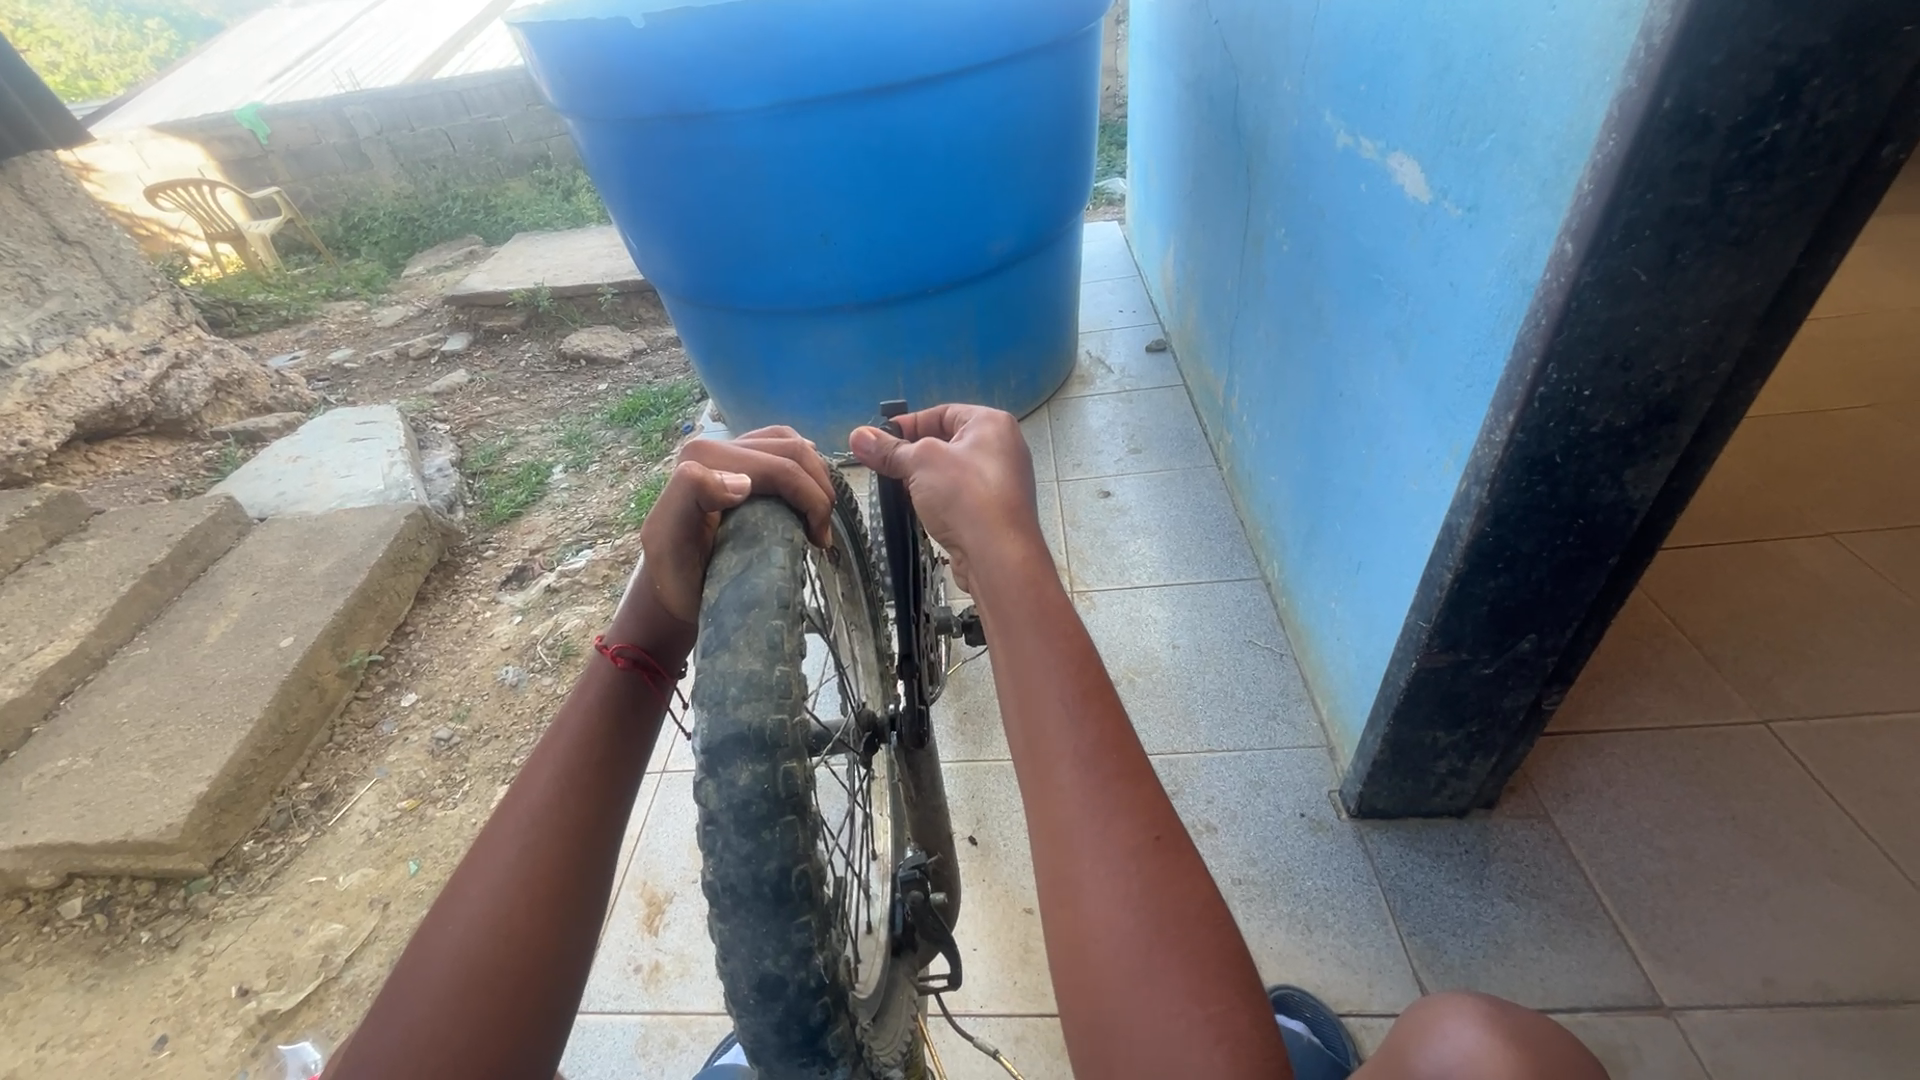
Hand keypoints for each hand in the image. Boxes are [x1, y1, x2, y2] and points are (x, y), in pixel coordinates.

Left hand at [628, 425, 835, 631]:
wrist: (674, 583)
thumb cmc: (677, 575)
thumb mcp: (668, 542)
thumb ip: (689, 497)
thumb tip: (743, 481)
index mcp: (701, 461)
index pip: (779, 468)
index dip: (809, 499)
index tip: (814, 542)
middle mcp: (716, 447)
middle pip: (793, 452)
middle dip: (819, 492)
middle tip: (821, 536)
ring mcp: (732, 448)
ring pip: (796, 446)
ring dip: (818, 482)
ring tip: (817, 520)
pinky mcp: (744, 455)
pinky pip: (787, 446)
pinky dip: (808, 468)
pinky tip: (808, 495)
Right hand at [848, 404, 1043, 591]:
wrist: (998, 556)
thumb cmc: (965, 496)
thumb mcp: (920, 463)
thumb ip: (889, 450)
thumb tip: (858, 436)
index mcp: (991, 423)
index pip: (942, 413)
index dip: (908, 424)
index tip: (880, 440)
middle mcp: (1002, 448)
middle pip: (947, 443)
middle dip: (914, 455)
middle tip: (886, 467)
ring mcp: (1001, 483)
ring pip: (952, 473)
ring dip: (924, 481)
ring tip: (900, 491)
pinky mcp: (995, 513)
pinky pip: (960, 498)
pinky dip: (939, 502)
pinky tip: (921, 512)